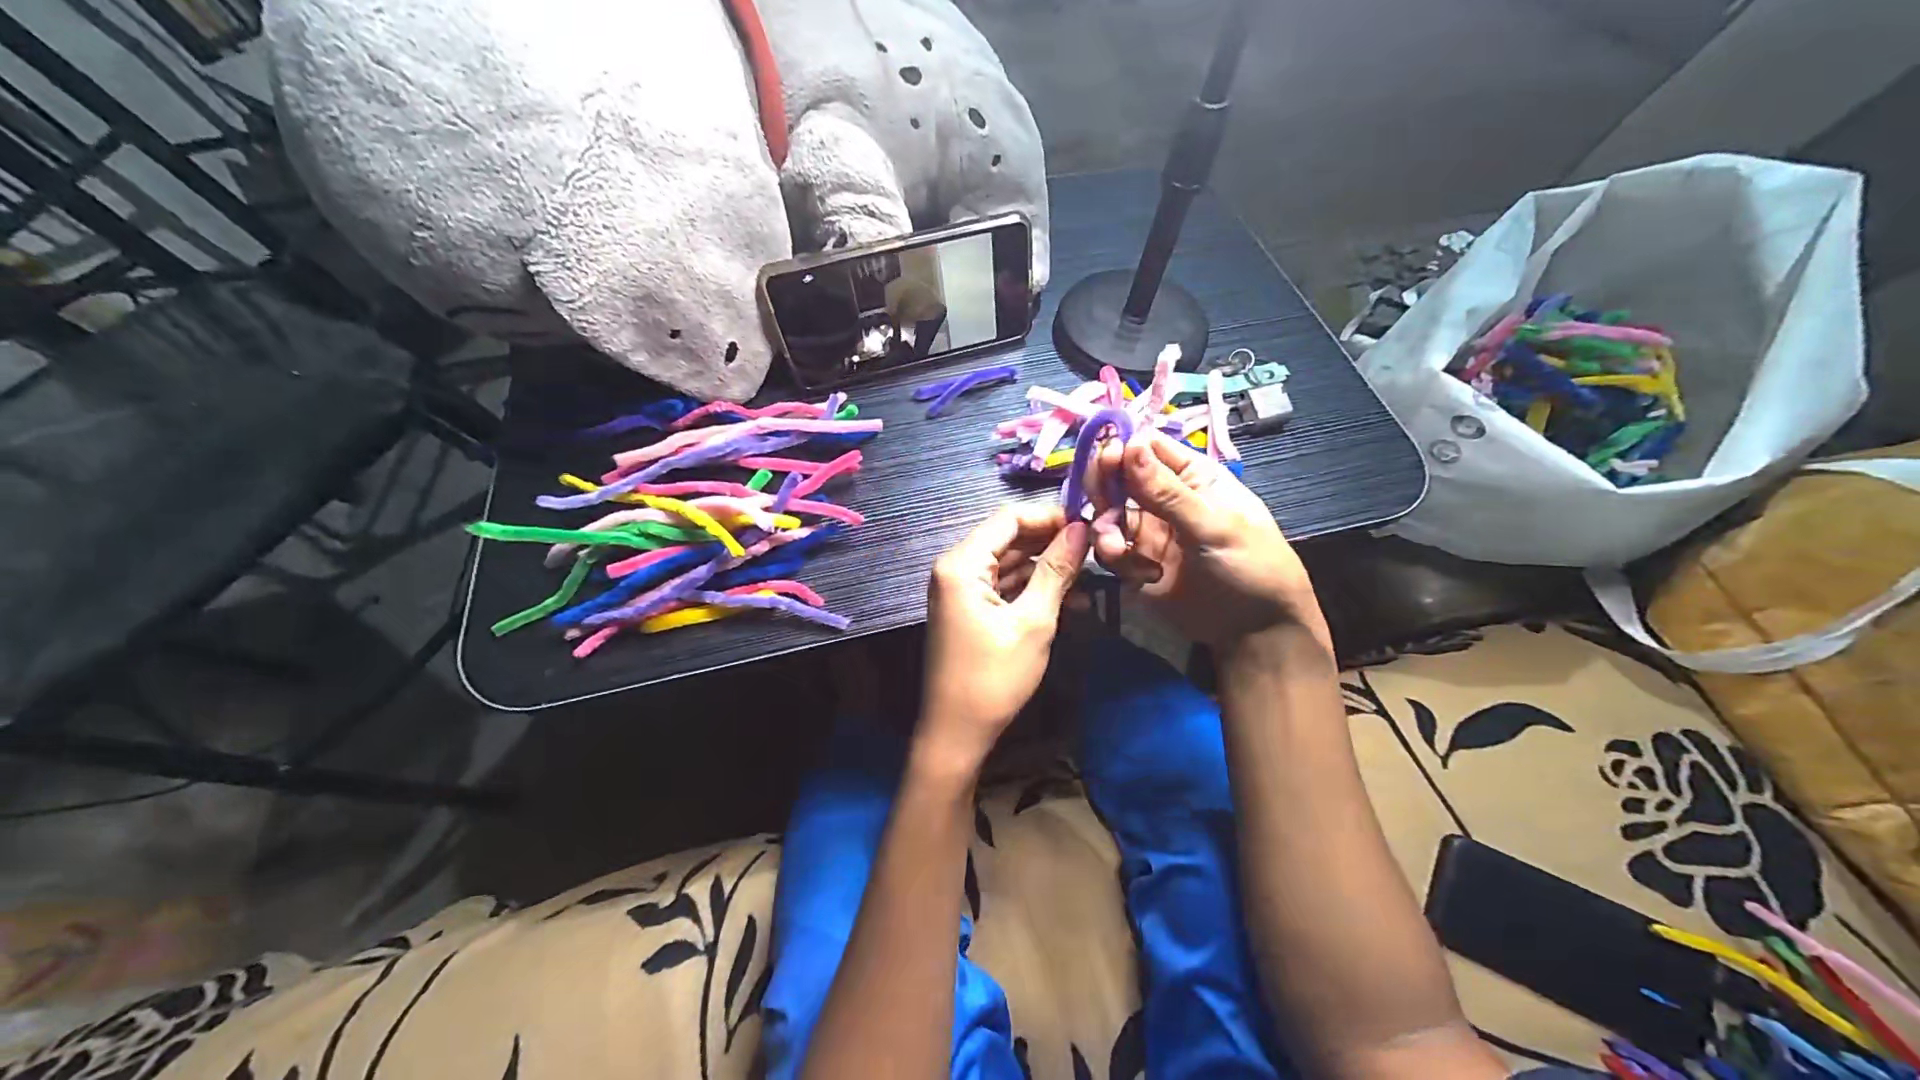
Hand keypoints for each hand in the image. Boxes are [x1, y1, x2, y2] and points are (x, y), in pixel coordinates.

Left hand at [920, 503, 1090, 771]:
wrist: (957, 732)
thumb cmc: (994, 677)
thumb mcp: (1033, 621)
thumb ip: (1056, 570)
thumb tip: (1081, 529)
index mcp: (962, 563)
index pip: (1009, 518)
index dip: (1050, 517)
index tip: (1090, 525)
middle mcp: (955, 567)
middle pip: (1008, 538)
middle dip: (1051, 544)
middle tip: (1095, 553)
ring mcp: (960, 589)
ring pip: (1009, 563)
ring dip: (1046, 570)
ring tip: (1089, 581)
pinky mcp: (969, 608)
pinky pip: (1003, 586)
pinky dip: (1032, 590)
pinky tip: (1069, 602)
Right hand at [1085, 430, 1328, 652]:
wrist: (1254, 630)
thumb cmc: (1251, 566)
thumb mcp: (1213, 526)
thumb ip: (1166, 491)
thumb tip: (1129, 444)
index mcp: (1191, 475)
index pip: (1147, 446)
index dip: (1123, 447)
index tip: (1106, 458)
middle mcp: (1163, 497)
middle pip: (1117, 475)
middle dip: (1104, 486)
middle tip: (1103, 502)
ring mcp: (1147, 530)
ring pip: (1106, 514)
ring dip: (1105, 528)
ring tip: (1116, 547)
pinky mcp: (1135, 562)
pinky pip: (1109, 550)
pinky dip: (1114, 557)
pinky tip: (1138, 573)